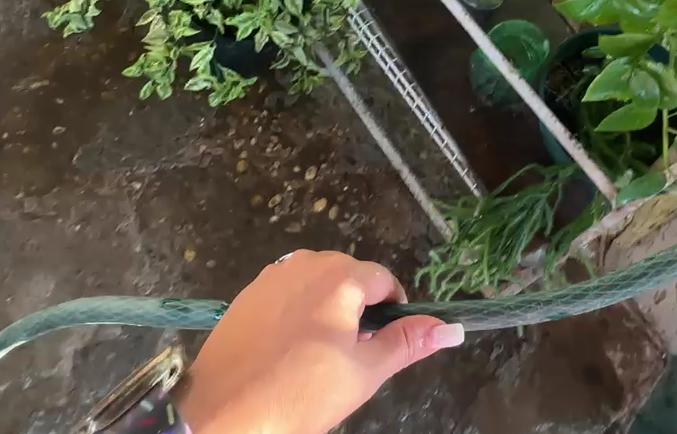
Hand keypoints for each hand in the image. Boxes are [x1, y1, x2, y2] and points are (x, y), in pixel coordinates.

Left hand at [176, 250, 463, 433]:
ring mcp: (274, 274)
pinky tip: (283, 350)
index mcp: (341, 276)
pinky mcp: (248, 292)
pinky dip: (295, 311)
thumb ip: (408, 344)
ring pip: (317, 283)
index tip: (380, 347)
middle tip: (347, 358)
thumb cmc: (301, 394)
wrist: (223, 414)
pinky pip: (287, 291)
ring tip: (315, 357)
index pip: (383, 280)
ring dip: (326, 308)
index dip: (390, 312)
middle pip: (350, 277)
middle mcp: (308, 262)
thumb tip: (453, 327)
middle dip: (357, 309)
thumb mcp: (363, 374)